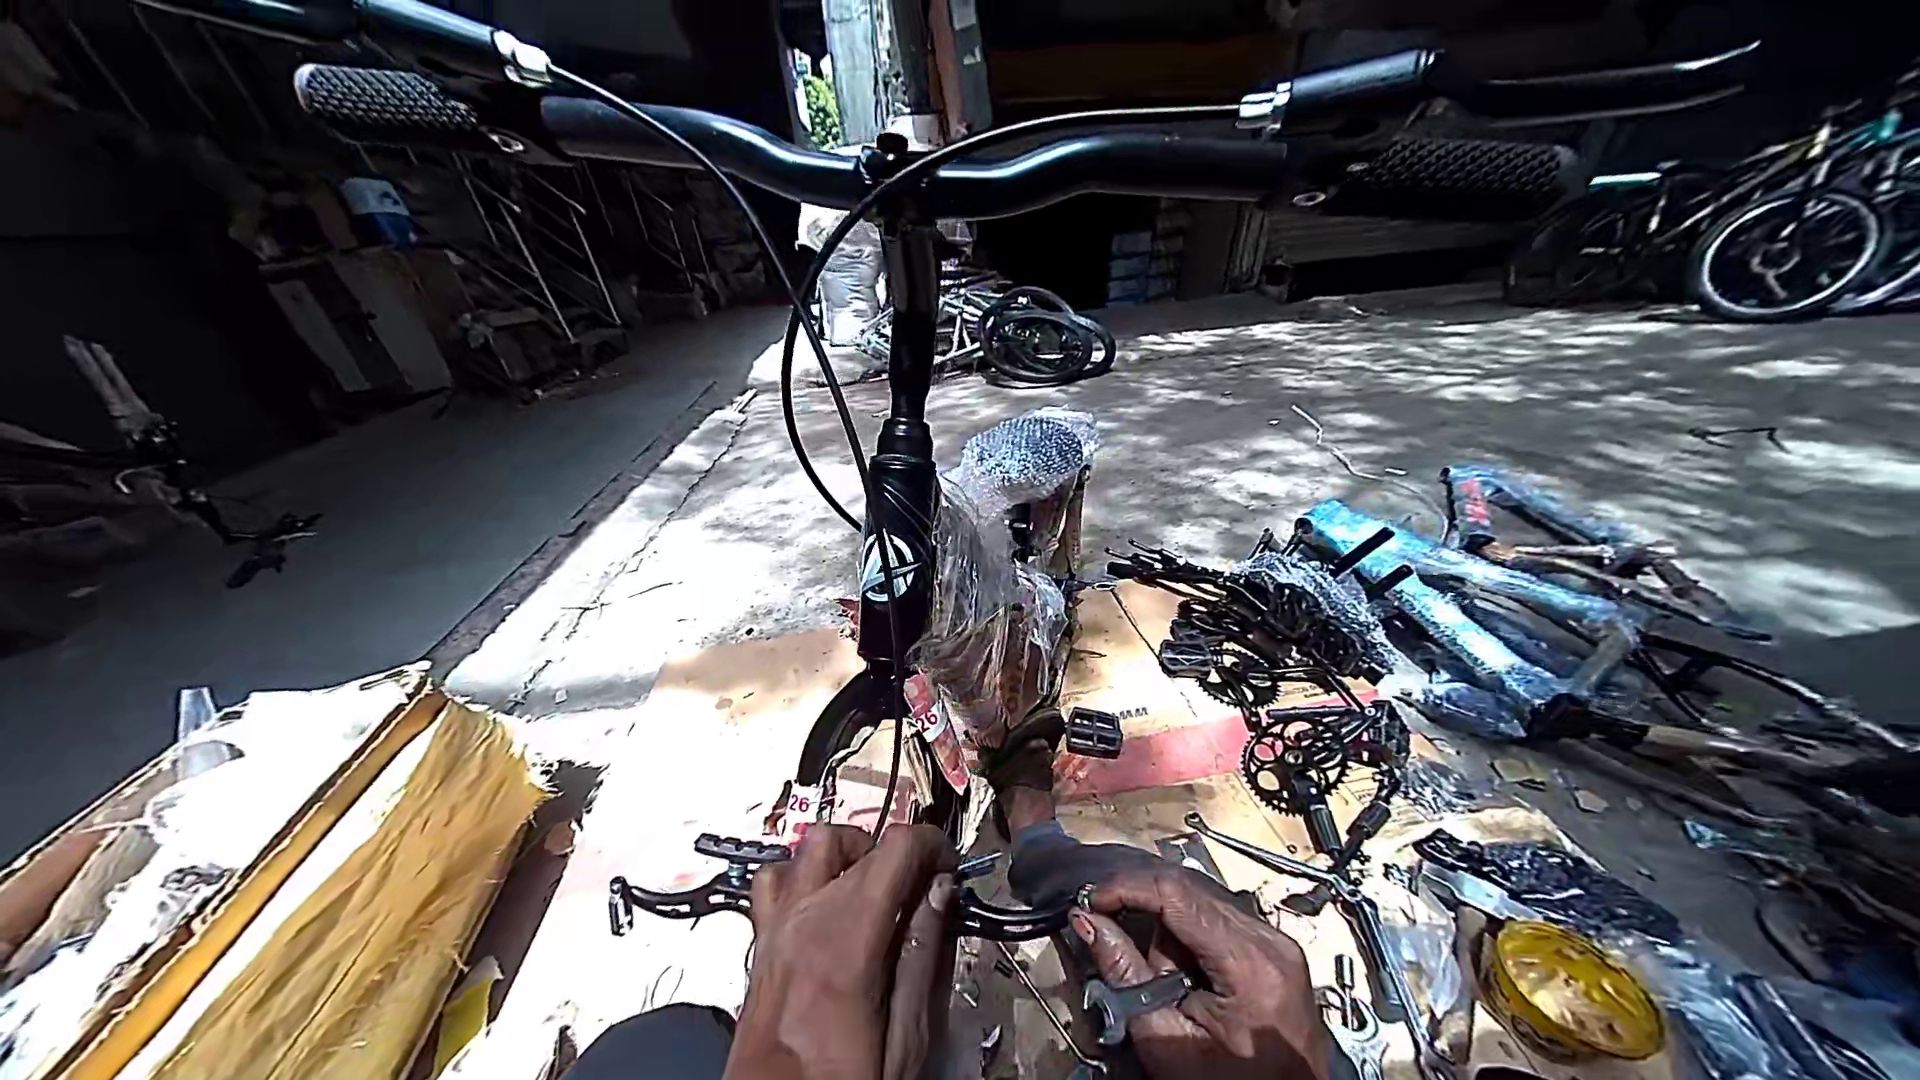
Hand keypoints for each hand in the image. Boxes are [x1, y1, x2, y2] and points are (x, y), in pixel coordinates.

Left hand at [725, 824, 957, 1079]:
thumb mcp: (905, 1037)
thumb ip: (923, 954)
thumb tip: (940, 890)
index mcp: (849, 941)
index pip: (897, 848)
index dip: (933, 844)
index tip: (949, 867)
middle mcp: (809, 918)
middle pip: (864, 841)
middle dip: (903, 854)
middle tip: (924, 886)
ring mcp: (779, 922)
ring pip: (818, 841)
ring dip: (854, 850)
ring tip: (875, 886)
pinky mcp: (762, 935)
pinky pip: (778, 875)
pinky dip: (805, 871)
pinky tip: (825, 898)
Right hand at [1076, 867, 1332, 1079]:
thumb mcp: (1164, 1040)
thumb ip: (1124, 973)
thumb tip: (1085, 920)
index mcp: (1249, 964)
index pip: (1176, 892)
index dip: (1127, 886)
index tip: (1093, 900)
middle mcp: (1269, 939)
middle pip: (1187, 888)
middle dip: (1144, 905)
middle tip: (1111, 927)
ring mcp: (1276, 939)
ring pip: (1199, 894)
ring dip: (1166, 919)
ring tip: (1164, 973)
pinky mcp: (1274, 944)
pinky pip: (1215, 911)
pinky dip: (1187, 928)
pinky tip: (1185, 968)